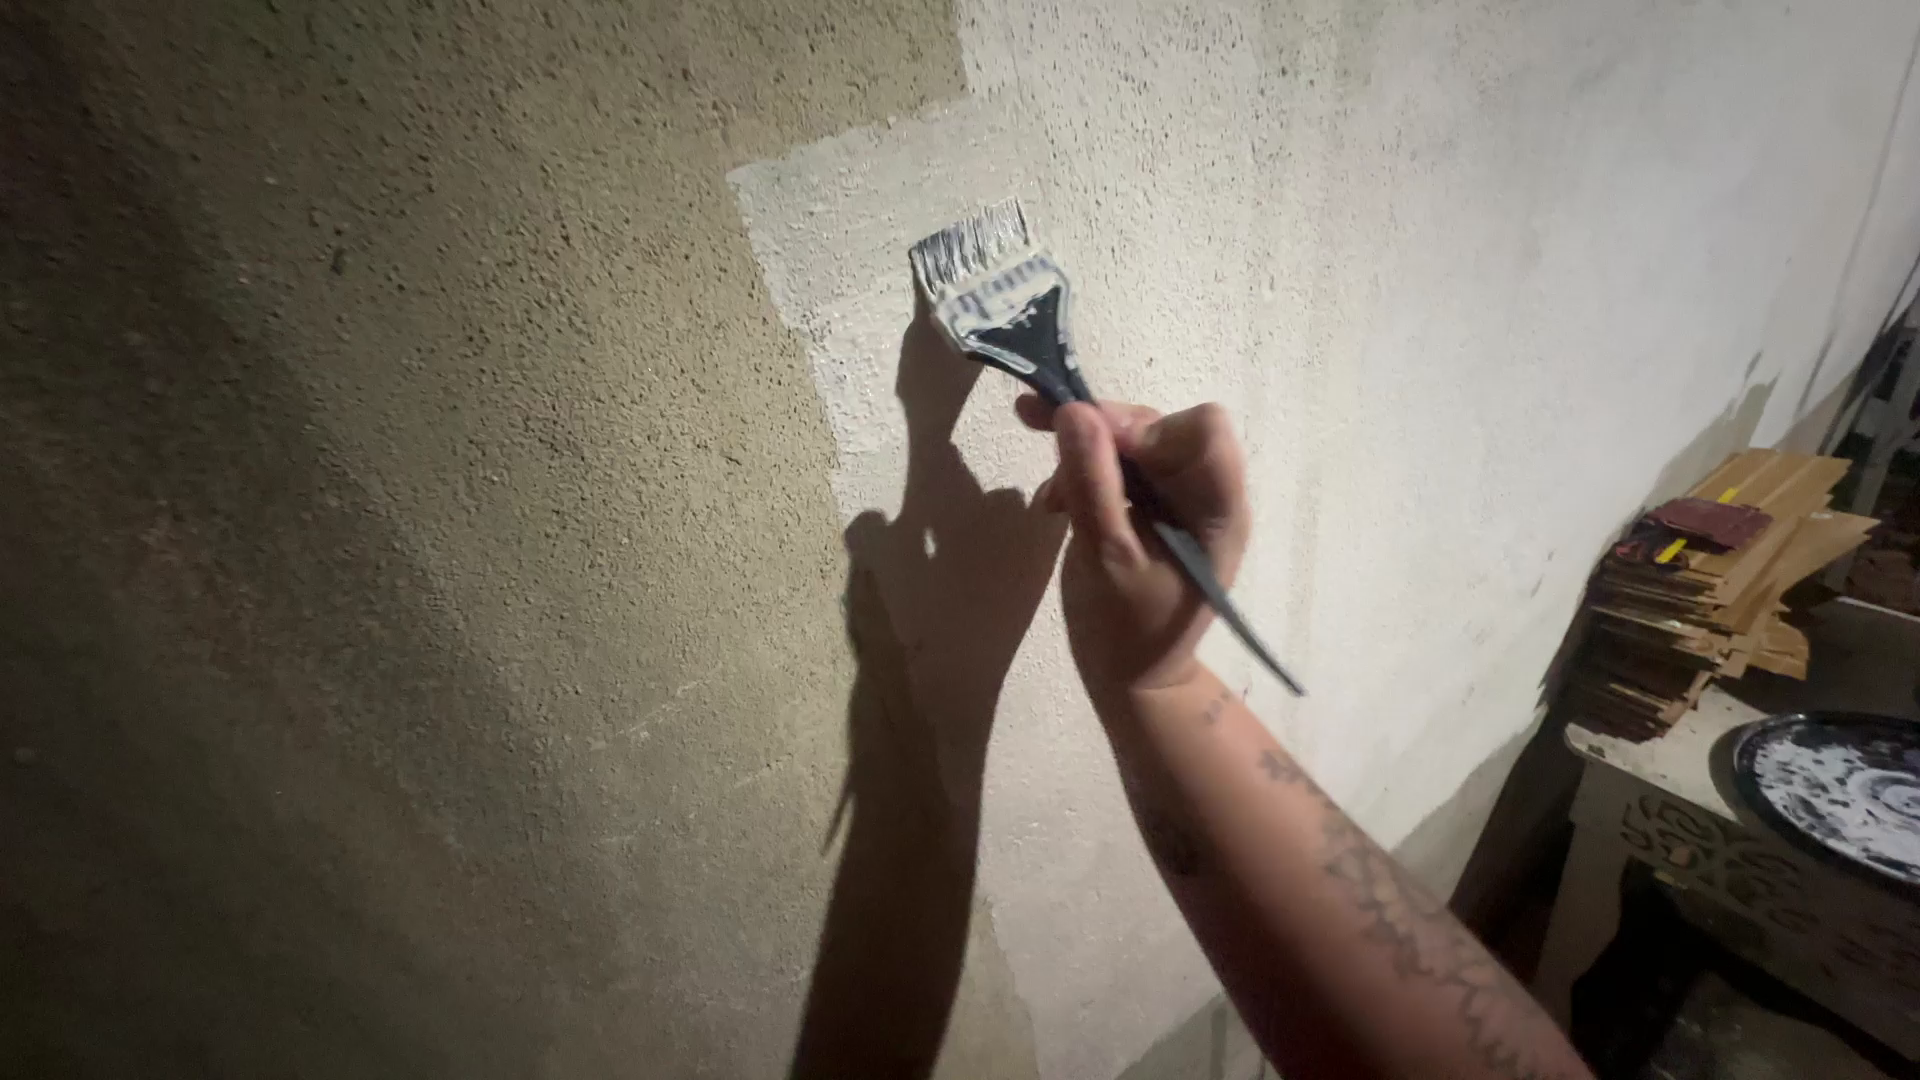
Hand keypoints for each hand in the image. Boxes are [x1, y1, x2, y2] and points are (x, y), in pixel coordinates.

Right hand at [1017, 394, 1249, 697]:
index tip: (1092, 446)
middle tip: (1040, 431)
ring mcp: (1174, 499)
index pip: (1203, 429)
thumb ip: (1092, 485)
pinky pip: (1116, 467)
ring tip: (1050, 496)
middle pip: (1159, 426)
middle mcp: (1203, 493)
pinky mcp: (1147, 507)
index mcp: (1218, 508)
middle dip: (1100, 431)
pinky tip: (1054, 504)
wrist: (1132, 679)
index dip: (1145, 426)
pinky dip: (1081, 473)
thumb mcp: (1105, 558)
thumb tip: (1072, 411)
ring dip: (1083, 453)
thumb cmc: (1127, 630)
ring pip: (1130, 442)